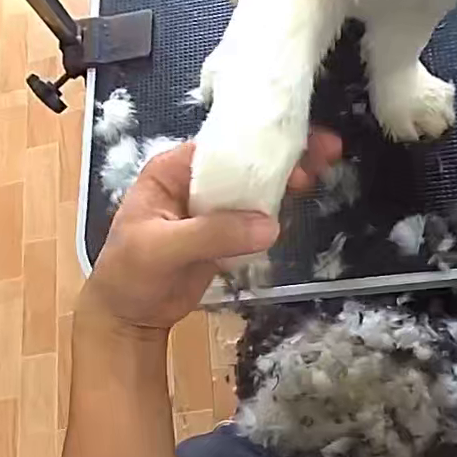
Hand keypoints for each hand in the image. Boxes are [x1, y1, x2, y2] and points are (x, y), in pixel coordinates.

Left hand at [79, 131, 342, 338]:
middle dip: (284, 155)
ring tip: (323, 170)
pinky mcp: (227, 234)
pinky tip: (303, 199)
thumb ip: (213, 234)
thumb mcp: (163, 248)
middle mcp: (196, 183)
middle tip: (326, 151)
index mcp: (174, 172)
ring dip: (287, 179)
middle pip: (246, 162)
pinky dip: (281, 207)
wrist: (130, 316)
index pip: (222, 146)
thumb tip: (271, 225)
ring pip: (256, 187)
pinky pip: (258, 215)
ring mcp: (214, 209)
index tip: (299, 140)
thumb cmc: (130, 274)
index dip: (261, 142)